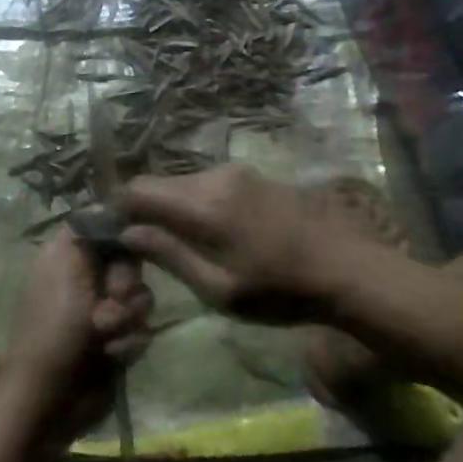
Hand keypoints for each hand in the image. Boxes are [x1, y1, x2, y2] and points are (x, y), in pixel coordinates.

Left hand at [7, 231, 153, 387]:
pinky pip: (141, 329)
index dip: (121, 236)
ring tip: (106, 337)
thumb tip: (103, 201)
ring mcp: (104, 310)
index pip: (107, 226)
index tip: (128, 248)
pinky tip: (112, 355)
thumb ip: (85, 230)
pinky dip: (128, 343)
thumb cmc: (55, 327)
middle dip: (126, 285)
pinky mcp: (118, 340)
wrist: (51, 398)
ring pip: (140, 297)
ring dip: (127, 318)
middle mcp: (87, 277)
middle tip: (111, 303)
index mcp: (68, 254)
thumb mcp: (65, 266)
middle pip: (129, 261)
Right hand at [118, 165, 364, 323]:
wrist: (347, 269)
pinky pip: (205, 183)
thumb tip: (127, 232)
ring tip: (183, 243)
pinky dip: (195, 203)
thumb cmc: (280, 290)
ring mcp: (233, 171)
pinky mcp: (249, 174)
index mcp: (202, 204)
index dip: (118, 207)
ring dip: (171, 207)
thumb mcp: (218, 288)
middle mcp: (212, 176)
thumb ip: (169, 254)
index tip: (115, 232)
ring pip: (181, 182)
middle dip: (145, 209)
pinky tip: (213, 232)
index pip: (138, 190)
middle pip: (158, 183)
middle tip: (148, 245)